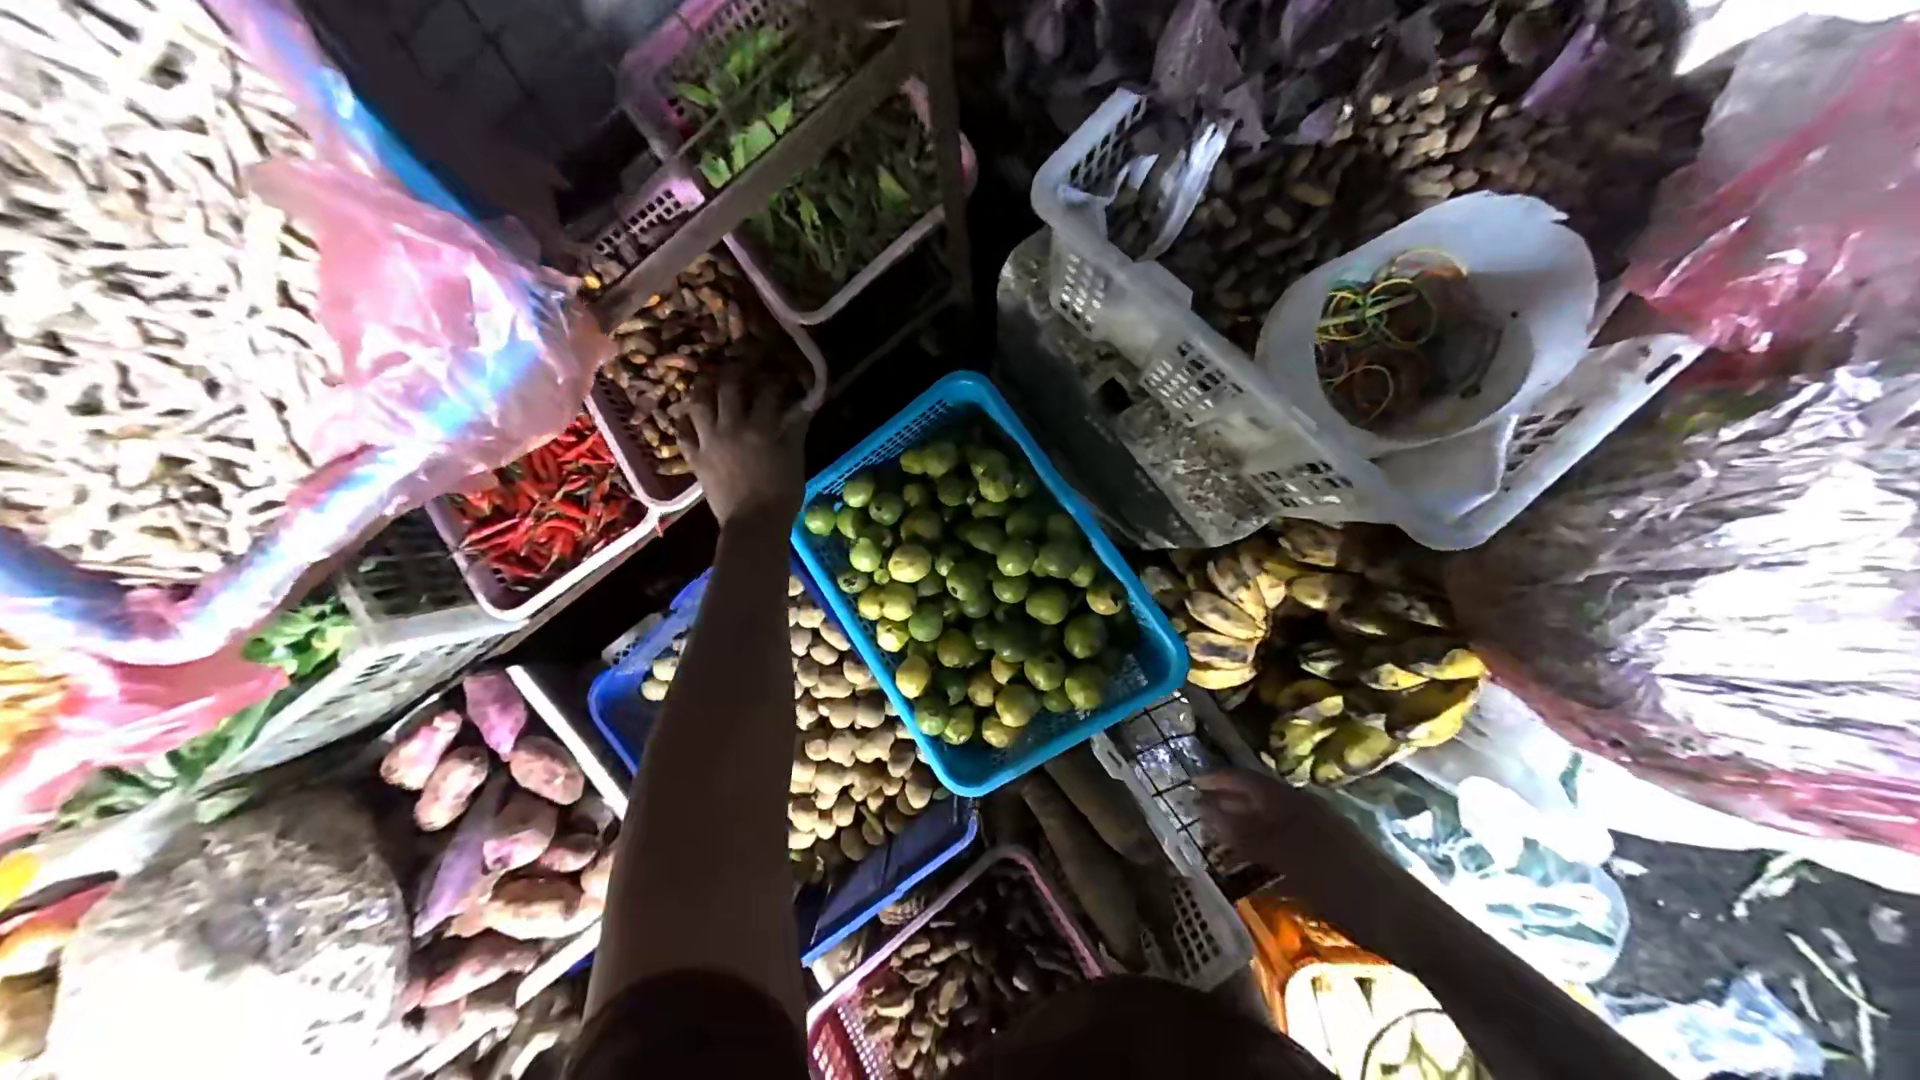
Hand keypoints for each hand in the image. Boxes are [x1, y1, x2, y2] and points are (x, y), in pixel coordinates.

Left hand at [676, 376, 807, 527]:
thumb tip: (803, 407)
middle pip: (728, 388)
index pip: (768, 393)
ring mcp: (708, 442)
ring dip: (703, 389)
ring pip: (698, 404)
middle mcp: (731, 427)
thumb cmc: (781, 495)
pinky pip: (682, 433)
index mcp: (760, 428)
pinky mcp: (695, 458)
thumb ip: (796, 430)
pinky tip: (690, 416)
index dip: (775, 382)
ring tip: (709, 383)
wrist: (753, 524)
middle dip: (736, 374)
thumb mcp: (795, 460)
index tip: (780, 378)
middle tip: (741, 370)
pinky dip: (685, 421)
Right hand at [1195, 769, 1362, 877]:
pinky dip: (1259, 843)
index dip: (1219, 779)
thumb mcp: (1292, 858)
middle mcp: (1305, 812)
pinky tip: (1250, 858)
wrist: (1411, 924)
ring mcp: (1318, 834)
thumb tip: (1205, 809)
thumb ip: (1248, 834)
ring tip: (1213, 832)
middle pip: (1258, 797)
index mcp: (1296, 805)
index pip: (1249, 780)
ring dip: (1241, 822)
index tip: (1189, 784)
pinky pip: (1281, 840)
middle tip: (1193, 808)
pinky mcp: (1325, 858)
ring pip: (1269, 819)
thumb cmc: (1346, 885)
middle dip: (1226, 799)